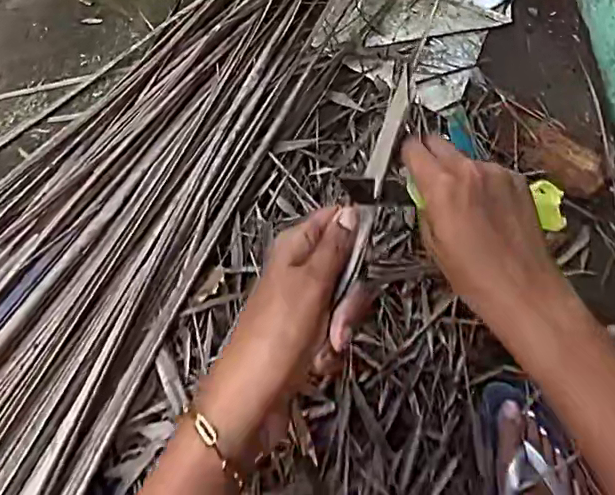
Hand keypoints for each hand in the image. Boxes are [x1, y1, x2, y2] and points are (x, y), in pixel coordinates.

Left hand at [195, 205, 370, 461]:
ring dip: (341, 328)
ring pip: (344, 303)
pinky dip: (331, 350)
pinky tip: (317, 360)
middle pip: (346, 267)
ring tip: (325, 344)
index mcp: (294, 247)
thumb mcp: (311, 284)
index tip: (364, 259)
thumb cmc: (270, 340)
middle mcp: (297, 271)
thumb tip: (350, 212)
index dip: (356, 237)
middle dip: (350, 297)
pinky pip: (335, 332)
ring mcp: (302, 304)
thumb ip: (335, 247)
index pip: (334, 221)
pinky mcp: (305, 335)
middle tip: (337, 315)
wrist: (251, 403)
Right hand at [401, 131, 573, 336]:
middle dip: (431, 157)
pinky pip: (490, 171)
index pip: (413, 147)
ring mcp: (496, 172)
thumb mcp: (433, 244)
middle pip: (438, 142)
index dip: (408, 156)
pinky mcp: (517, 179)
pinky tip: (491, 211)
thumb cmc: (477, 278)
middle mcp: (468, 170)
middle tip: (433, 182)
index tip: (409, 165)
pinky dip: (485, 183)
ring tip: (468, 206)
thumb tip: (422, 191)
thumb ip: (424, 206)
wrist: (527, 293)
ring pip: (465, 158)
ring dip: (461, 173)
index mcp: (441, 185)